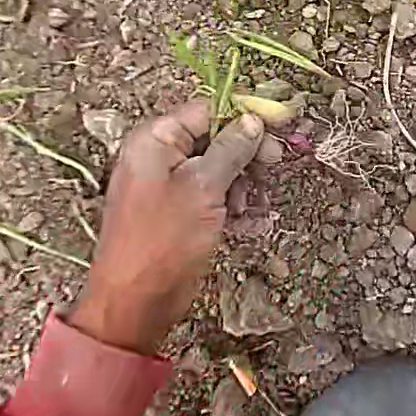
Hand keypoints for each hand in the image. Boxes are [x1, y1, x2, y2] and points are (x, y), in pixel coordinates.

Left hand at [70, 103, 264, 354]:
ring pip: (222, 166)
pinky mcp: (182, 210)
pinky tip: (249, 222)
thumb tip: (253, 121)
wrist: (136, 304)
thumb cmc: (164, 240)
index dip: (245, 117)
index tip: (279, 126)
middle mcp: (160, 156)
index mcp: (155, 141)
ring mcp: (171, 185)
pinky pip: (216, 193)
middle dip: (247, 154)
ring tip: (252, 206)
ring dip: (245, 183)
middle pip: (218, 138)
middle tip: (272, 167)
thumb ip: (231, 148)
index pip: (208, 111)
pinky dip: (235, 204)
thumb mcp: (204, 187)